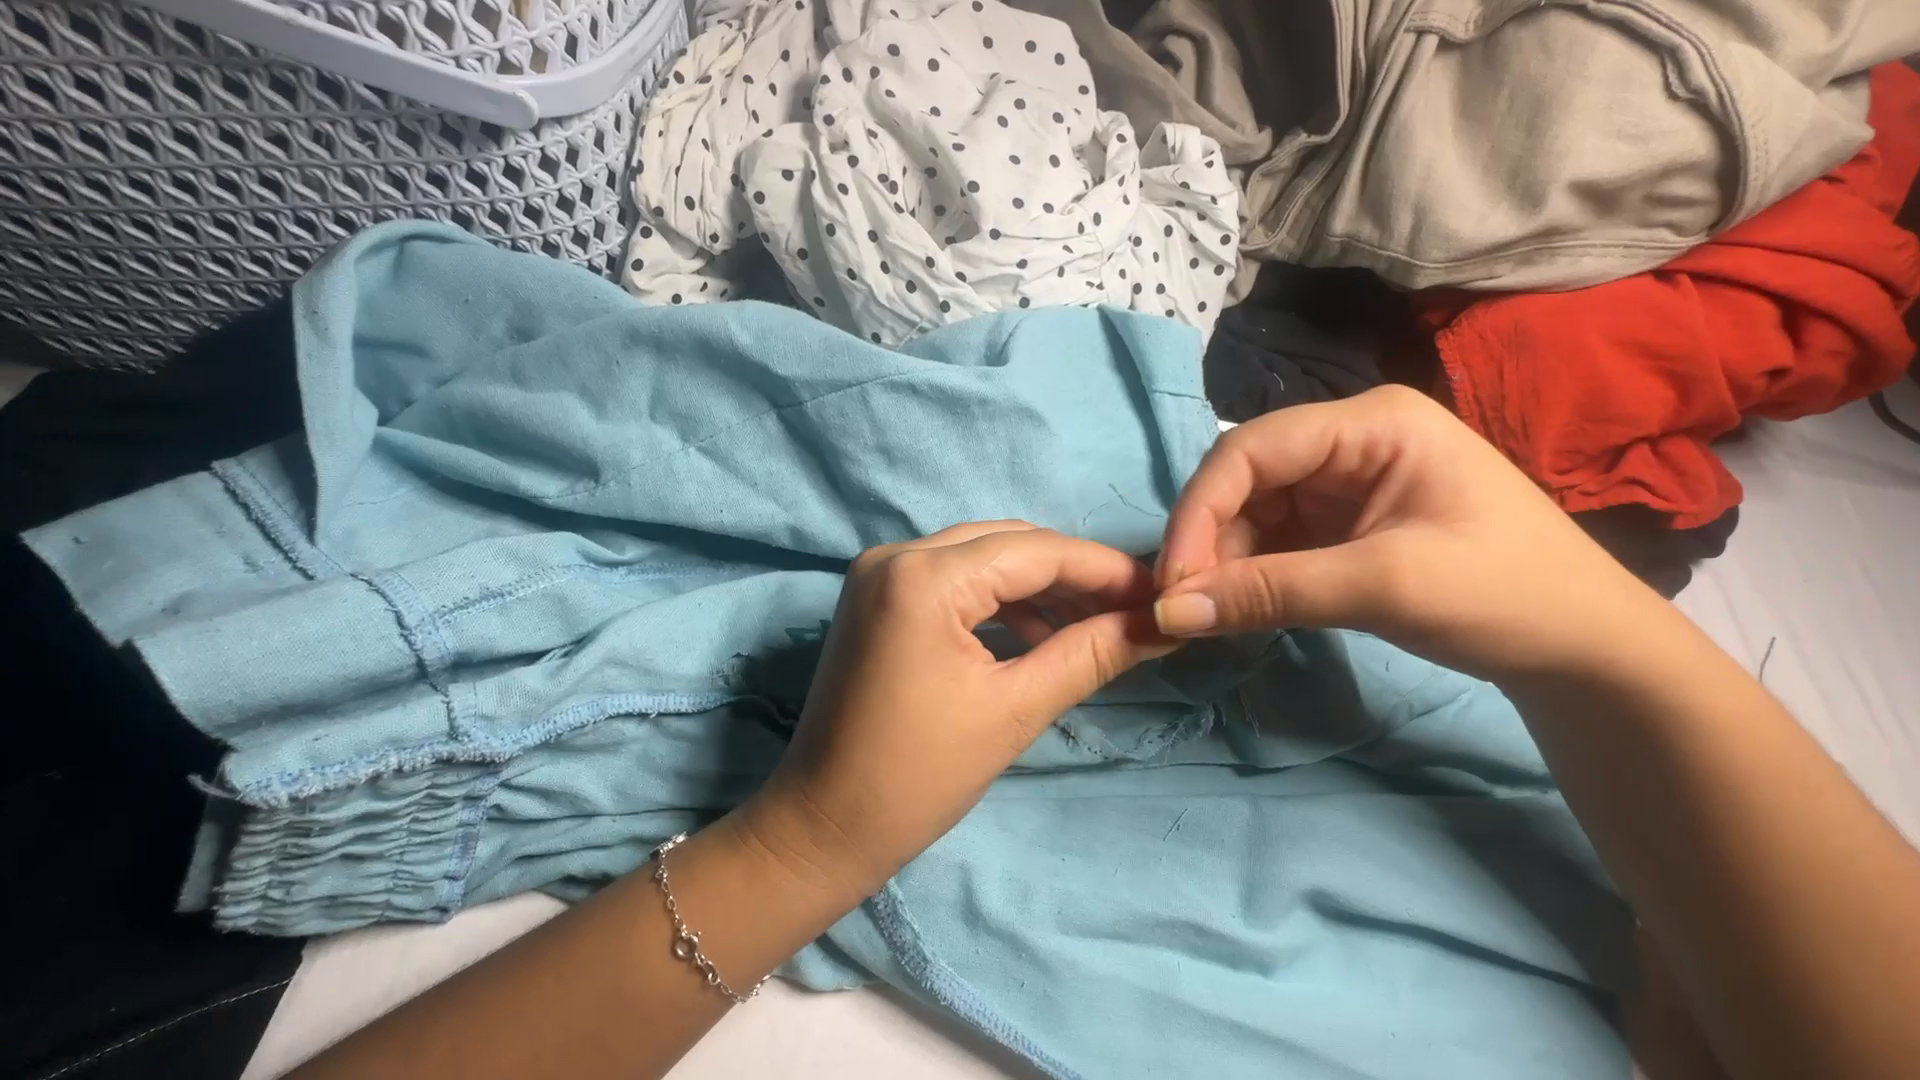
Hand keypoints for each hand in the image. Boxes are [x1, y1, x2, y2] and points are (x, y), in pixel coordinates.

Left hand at [738, 522, 1171, 895]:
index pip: (1036, 552)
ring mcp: (880, 573)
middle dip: (1074, 576)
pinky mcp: (876, 597)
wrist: (824, 827)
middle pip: (1009, 545)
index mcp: (923, 577)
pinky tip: (1038, 633)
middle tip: (1133, 612)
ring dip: (1039, 588)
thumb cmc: (918, 778)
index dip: (1104, 570)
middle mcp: (895, 554)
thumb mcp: (1015, 710)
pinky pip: (954, 580)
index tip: (1160, 593)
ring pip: (983, 558)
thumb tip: (1162, 623)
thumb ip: (1091, 653)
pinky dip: (999, 601)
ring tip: (1095, 626)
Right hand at [1152, 385, 1664, 681]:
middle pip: (1244, 480)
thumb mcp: (1387, 587)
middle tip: (1182, 607)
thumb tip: (1170, 612)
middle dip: (1207, 541)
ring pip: (1250, 514)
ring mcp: (1344, 484)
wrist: (1585, 650)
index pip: (1251, 450)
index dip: (1199, 510)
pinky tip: (1235, 610)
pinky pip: (1271, 542)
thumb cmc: (1507, 596)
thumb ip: (1273, 592)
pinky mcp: (1341, 527)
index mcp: (1371, 423)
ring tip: (1206, 616)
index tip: (1174, 581)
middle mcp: (1348, 442)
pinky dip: (1247, 577)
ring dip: (1222, 563)